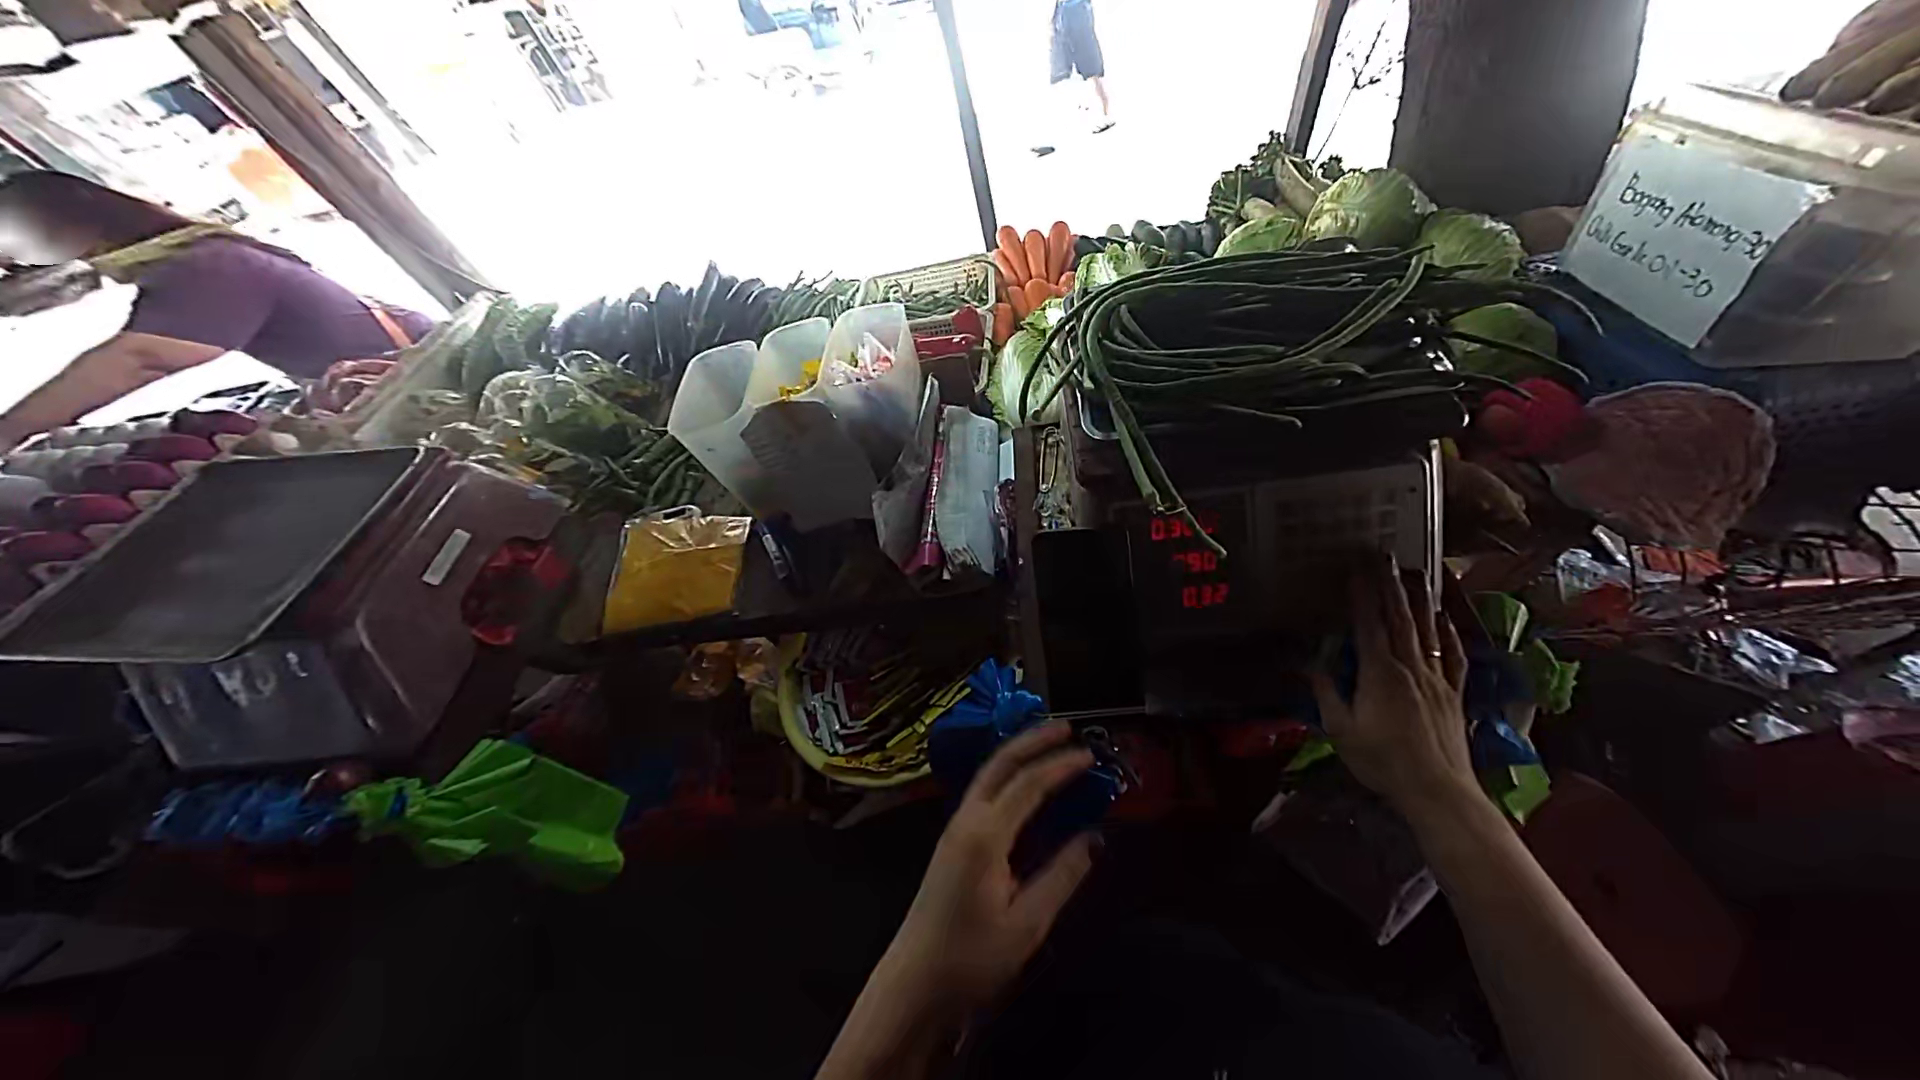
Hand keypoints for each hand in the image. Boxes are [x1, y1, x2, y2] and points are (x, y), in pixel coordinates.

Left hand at [884, 721, 1096, 1017]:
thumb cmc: (971, 959)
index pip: (1028, 784)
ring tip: (1049, 743)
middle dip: (1033, 740)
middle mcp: (966, 819)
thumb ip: (1063, 875)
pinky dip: (1009, 775)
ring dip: (1019, 754)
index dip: (1061, 766)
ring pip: (989, 774)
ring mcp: (955, 827)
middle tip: (1066, 728)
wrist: (915, 982)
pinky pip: (985, 791)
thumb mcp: (1027, 924)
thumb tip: (1095, 836)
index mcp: (984, 835)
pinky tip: (1025, 782)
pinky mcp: (954, 839)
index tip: (1090, 755)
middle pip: (1000, 764)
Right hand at [1311, 559, 1477, 819]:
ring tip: (1413, 573)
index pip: (1369, 625)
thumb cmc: (1382, 761)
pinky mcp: (1454, 693)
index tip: (1354, 569)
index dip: (1361, 595)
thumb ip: (1326, 692)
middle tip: (1383, 557)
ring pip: (1428, 630)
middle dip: (1389, 585)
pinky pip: (1454, 655)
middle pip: (1399, 618)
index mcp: (1380, 674)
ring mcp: (1438, 679)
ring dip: (1418, 599)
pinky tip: (1444, 617)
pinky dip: (1449, 632)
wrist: (1439, 792)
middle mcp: (1411, 668)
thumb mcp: (1340, 729)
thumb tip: (1310, 661)